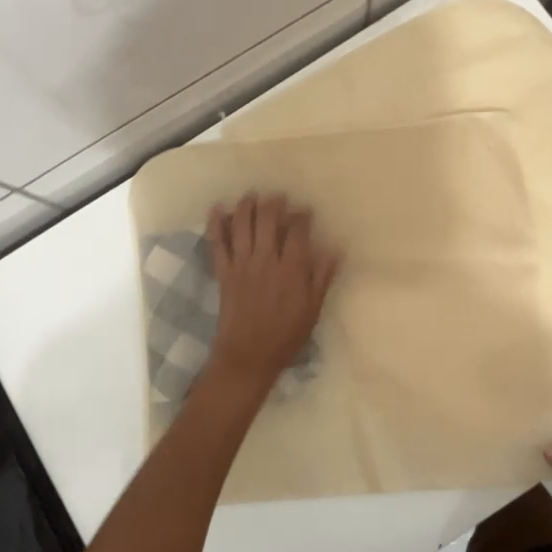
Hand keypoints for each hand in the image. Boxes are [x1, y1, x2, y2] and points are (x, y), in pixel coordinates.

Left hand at [203, 193, 339, 394]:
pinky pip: (217, 242)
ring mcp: (242, 264)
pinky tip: (217, 208)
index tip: (305, 210)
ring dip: (247, 205)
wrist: (248, 356)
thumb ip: (323, 277)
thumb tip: (336, 249)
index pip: (297, 230)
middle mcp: (266, 260)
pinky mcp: (223, 272)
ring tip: (252, 195)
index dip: (302, 215)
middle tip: (279, 197)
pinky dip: (216, 223)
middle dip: (274, 203)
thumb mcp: (313, 309)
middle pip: (268, 219)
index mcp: (292, 269)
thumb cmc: (285, 336)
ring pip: (242, 224)